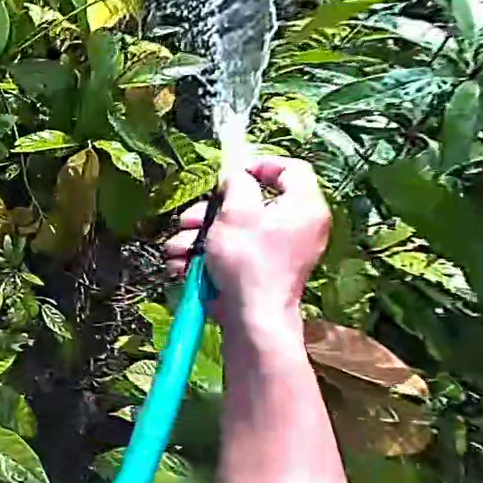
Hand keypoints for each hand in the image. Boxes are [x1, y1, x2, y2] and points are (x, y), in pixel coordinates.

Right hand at [163, 156, 331, 320]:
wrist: (251, 318)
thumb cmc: (248, 260)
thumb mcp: (237, 211)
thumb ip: (237, 183)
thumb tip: (236, 177)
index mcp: (304, 207)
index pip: (291, 169)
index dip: (259, 164)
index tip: (231, 174)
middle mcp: (295, 227)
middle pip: (249, 202)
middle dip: (209, 211)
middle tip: (190, 219)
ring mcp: (275, 251)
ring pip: (230, 229)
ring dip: (197, 236)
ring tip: (179, 249)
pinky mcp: (255, 270)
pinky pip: (230, 252)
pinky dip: (204, 256)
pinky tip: (183, 265)